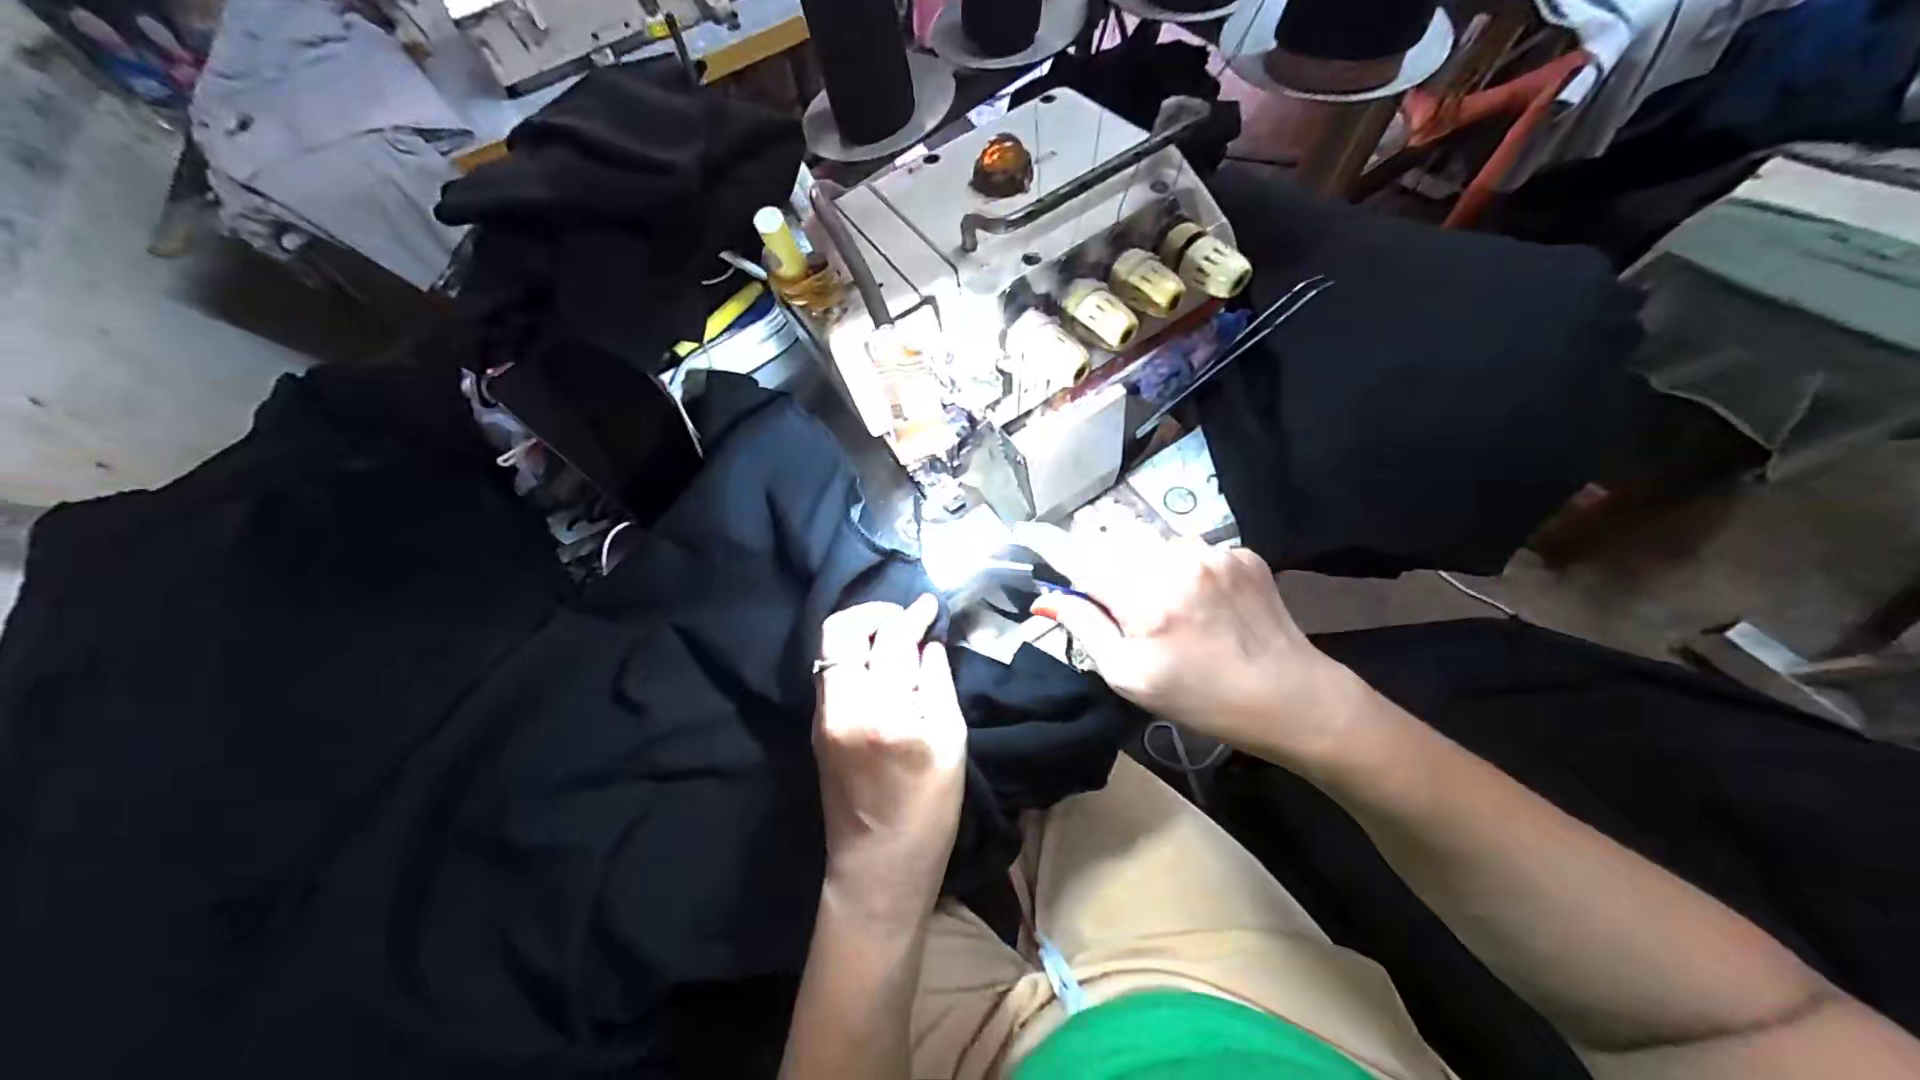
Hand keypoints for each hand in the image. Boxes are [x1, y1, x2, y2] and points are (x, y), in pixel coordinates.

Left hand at [812, 594, 967, 930]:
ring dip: (862, 633)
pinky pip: (833, 673)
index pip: (893, 641)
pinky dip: (855, 658)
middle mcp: (844, 707)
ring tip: (896, 639)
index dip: (912, 615)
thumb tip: (929, 644)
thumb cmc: (928, 813)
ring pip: (832, 650)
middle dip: (874, 612)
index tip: (927, 604)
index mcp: (886, 714)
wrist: (877, 868)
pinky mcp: (818, 728)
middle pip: (841, 631)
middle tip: (904, 617)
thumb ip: (938, 684)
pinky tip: (882, 668)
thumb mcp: (951, 745)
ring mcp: (823, 717)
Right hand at [1016, 522, 1365, 765]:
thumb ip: (1085, 629)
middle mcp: (1176, 561)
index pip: (1079, 556)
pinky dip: (1176, 564)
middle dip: (1096, 558)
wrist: (1291, 697)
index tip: (1024, 534)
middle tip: (1102, 595)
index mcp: (1145, 597)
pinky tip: (1192, 599)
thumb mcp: (1130, 677)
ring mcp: (1213, 552)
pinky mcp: (1240, 552)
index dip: (1047, 543)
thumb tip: (1045, 600)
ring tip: (1155, 602)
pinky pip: (1188, 546)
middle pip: (1113, 540)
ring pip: (1151, 540)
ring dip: (1137, 560)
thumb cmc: (1200, 697)